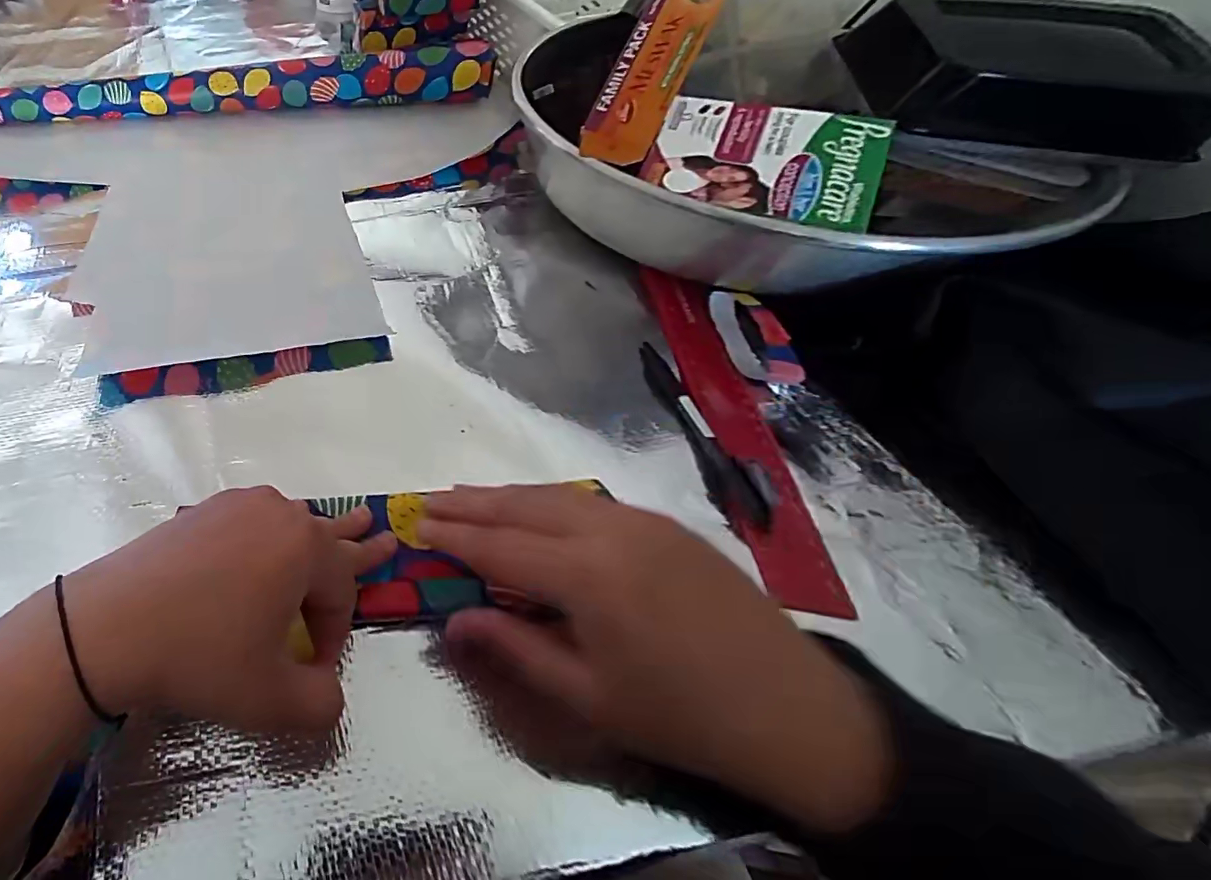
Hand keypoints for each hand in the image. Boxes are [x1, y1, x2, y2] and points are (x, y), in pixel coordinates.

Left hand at [65, 487, 396, 732]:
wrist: (106, 627)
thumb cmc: (200, 656)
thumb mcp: (270, 699)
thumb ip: (321, 704)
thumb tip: (330, 696)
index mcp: (304, 547)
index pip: (342, 592)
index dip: (335, 636)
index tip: (314, 669)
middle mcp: (278, 513)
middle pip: (329, 536)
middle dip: (358, 544)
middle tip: (384, 534)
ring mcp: (238, 505)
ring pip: (290, 522)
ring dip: (314, 535)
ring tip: (336, 526)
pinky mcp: (203, 510)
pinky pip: (252, 519)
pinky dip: (267, 535)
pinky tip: (264, 541)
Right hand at [422, 485, 891, 832]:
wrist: (795, 709)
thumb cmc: (680, 715)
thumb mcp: (588, 698)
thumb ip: (515, 651)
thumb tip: (453, 623)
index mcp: (586, 576)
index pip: (500, 547)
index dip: (454, 537)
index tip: (415, 525)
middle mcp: (609, 530)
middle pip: (522, 507)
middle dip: (471, 505)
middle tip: (429, 501)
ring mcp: (640, 520)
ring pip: (556, 495)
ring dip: (507, 495)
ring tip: (468, 497)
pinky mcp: (664, 523)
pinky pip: (590, 500)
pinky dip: (549, 499)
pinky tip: (535, 507)